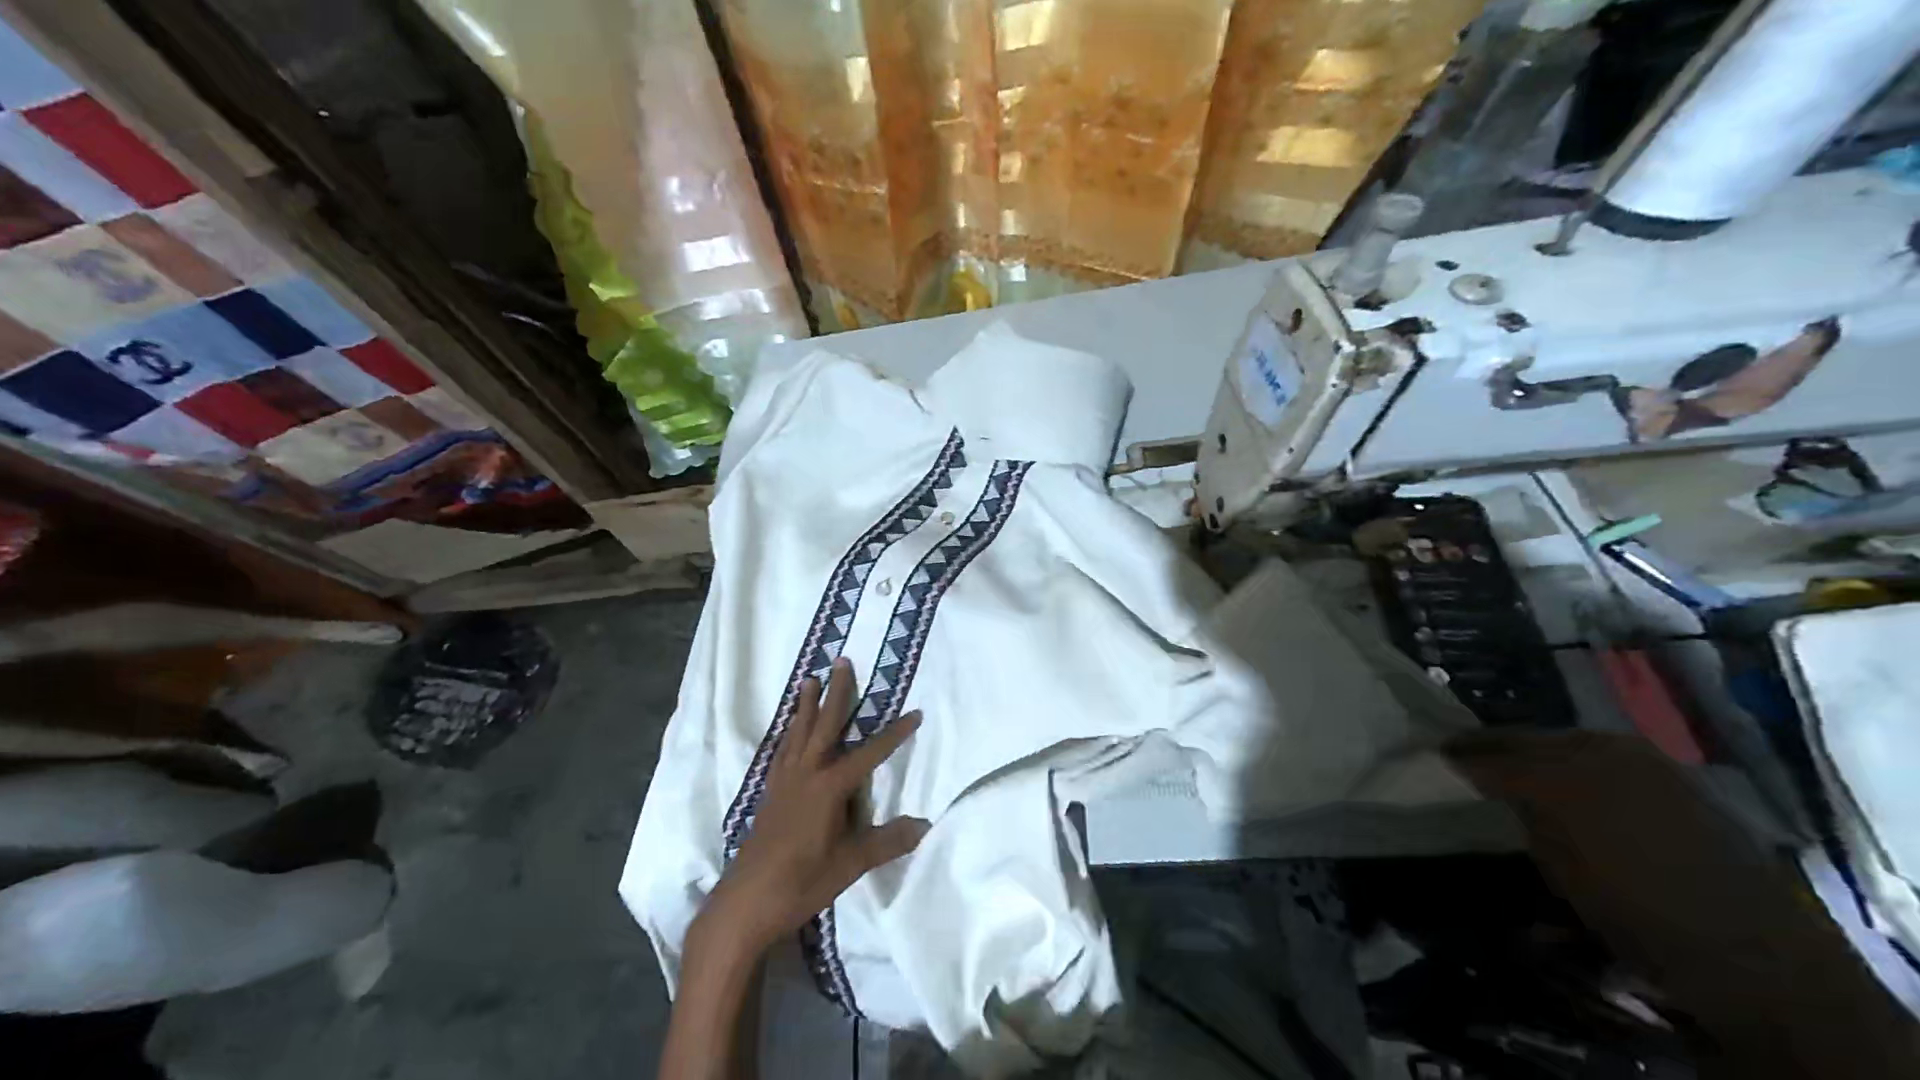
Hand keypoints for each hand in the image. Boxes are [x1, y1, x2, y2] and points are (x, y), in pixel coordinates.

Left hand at [696, 659, 928, 953]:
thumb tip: (925, 825)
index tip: (915, 713)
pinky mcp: (770, 794)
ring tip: (809, 680)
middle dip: (837, 693)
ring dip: (806, 705)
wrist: (745, 903)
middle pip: (824, 725)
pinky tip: (787, 730)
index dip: (894, 734)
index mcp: (829, 788)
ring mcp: (784, 782)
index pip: (870, 754)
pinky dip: (788, 734)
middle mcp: (805, 774)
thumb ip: (887, 842)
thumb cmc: (801, 883)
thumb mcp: (851, 865)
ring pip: (798, 733)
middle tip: (842, 662)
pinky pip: (782, 752)